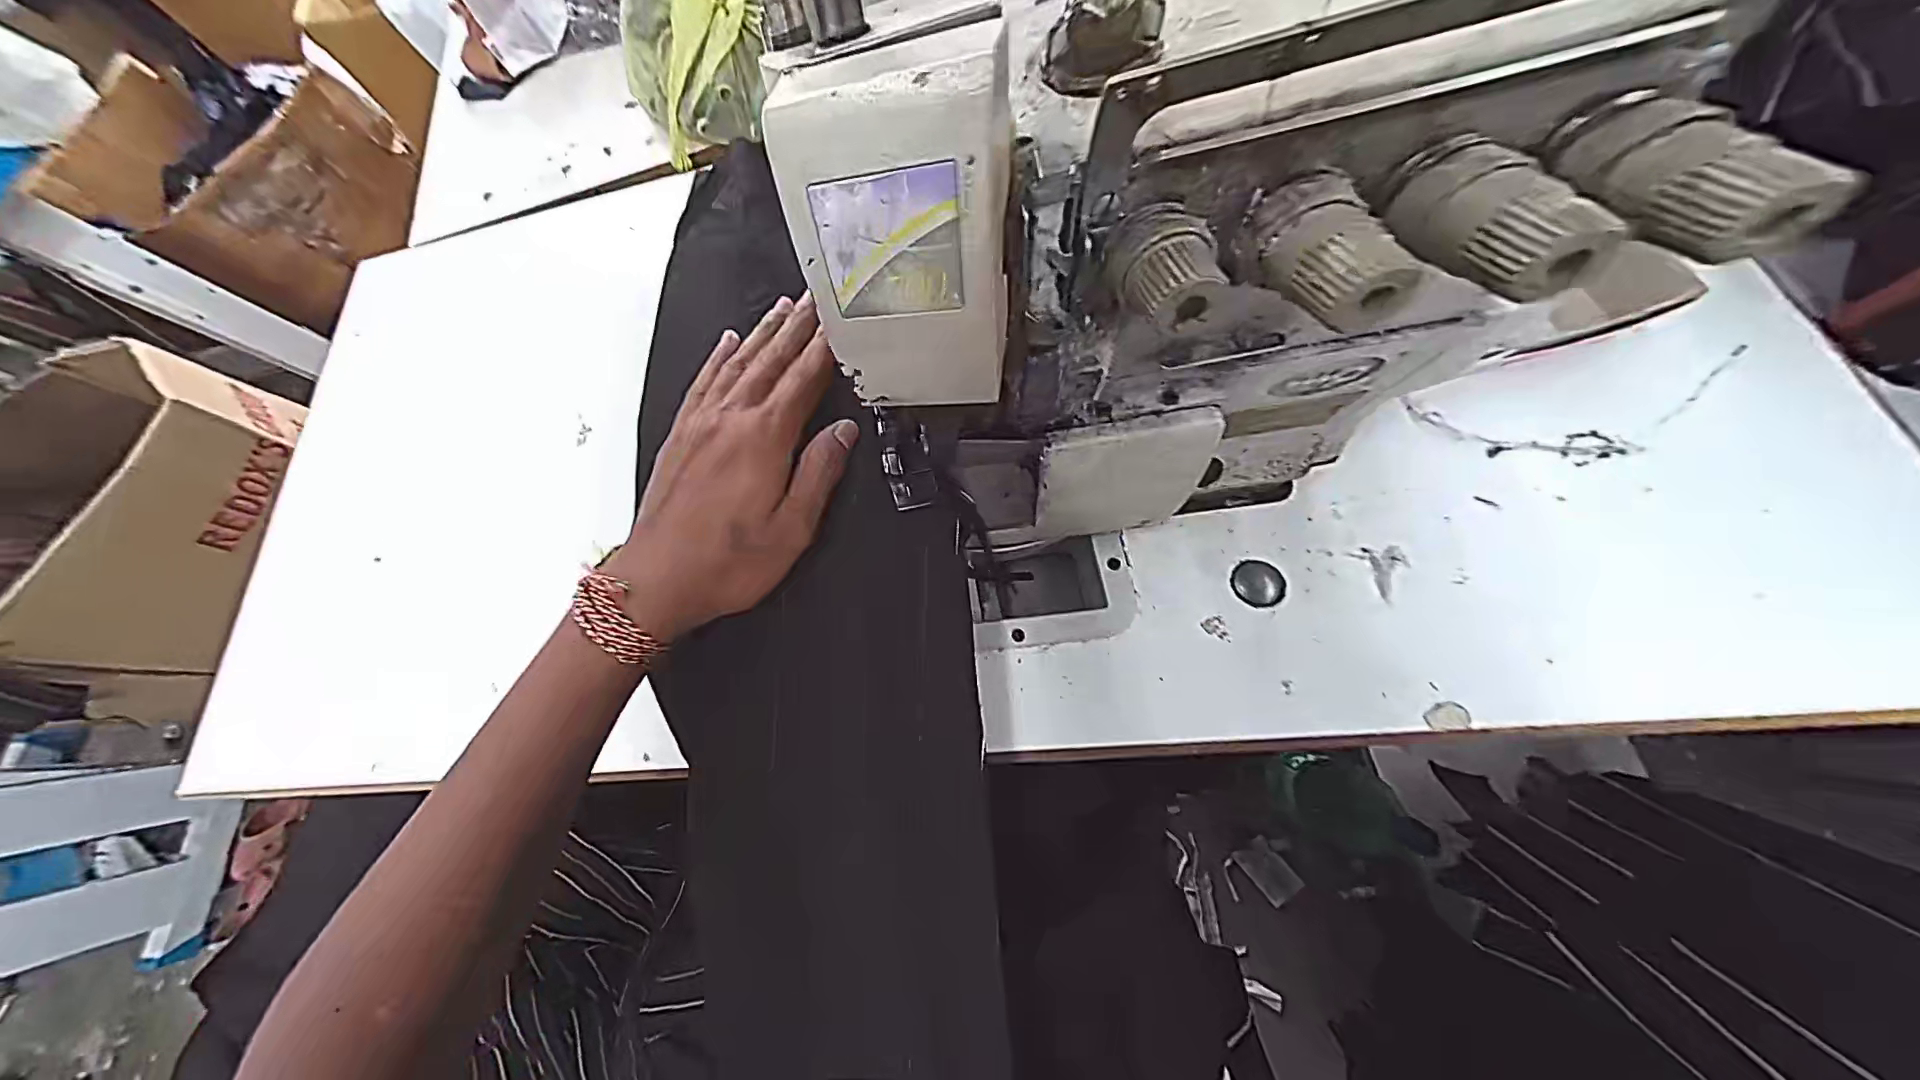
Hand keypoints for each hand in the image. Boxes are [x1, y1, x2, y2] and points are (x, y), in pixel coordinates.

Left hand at [606, 293, 857, 641]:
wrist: (658, 579)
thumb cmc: (724, 562)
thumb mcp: (791, 528)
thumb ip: (818, 473)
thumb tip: (841, 434)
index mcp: (762, 440)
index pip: (803, 379)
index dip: (825, 348)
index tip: (840, 320)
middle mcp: (730, 421)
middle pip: (771, 360)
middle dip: (798, 326)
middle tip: (816, 297)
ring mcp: (702, 425)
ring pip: (739, 363)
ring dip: (764, 332)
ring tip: (783, 308)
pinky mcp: (682, 436)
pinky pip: (704, 382)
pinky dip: (719, 357)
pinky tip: (729, 343)